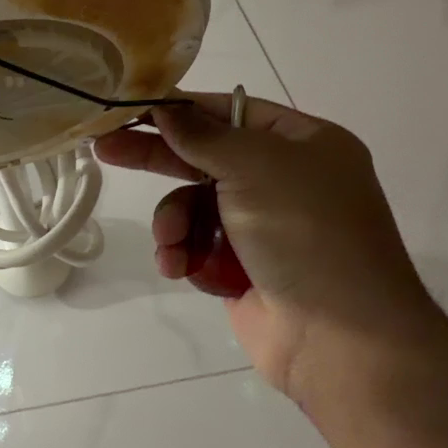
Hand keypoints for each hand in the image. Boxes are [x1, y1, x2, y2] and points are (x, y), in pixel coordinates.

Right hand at [95, 93, 446, 400]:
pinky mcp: (244, 268)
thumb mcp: (255, 167)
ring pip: (193, 205)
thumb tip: (166, 108)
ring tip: (170, 245)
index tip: (132, 105)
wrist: (344, 341)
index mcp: (304, 145)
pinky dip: (185, 254)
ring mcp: (264, 227)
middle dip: (157, 157)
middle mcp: (286, 181)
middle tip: (104, 148)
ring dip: (174, 223)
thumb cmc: (307, 234)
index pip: (231, 112)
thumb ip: (202, 135)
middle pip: (205, 156)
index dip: (182, 109)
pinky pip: (198, 245)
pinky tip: (180, 268)